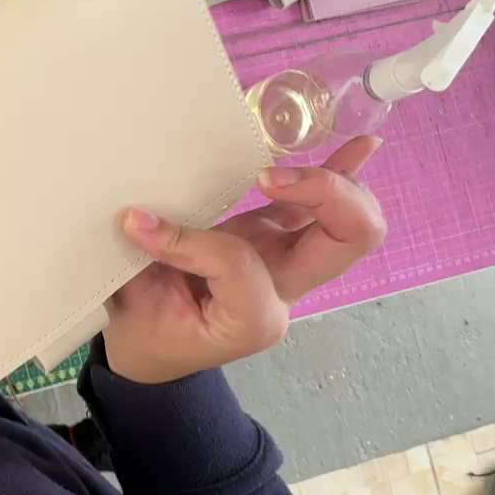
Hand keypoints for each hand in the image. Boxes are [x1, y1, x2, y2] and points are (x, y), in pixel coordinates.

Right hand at [102, 136, 385, 383]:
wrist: (150, 348)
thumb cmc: (141, 331)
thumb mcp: (133, 302)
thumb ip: (141, 261)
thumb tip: (137, 216)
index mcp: (250, 318)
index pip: (238, 261)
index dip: (189, 241)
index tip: (139, 227)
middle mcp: (281, 291)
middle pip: (347, 239)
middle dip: (327, 196)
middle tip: (270, 180)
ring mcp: (283, 265)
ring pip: (348, 224)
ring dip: (341, 185)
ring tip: (346, 147)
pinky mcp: (272, 241)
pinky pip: (318, 210)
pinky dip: (340, 176)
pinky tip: (362, 145)